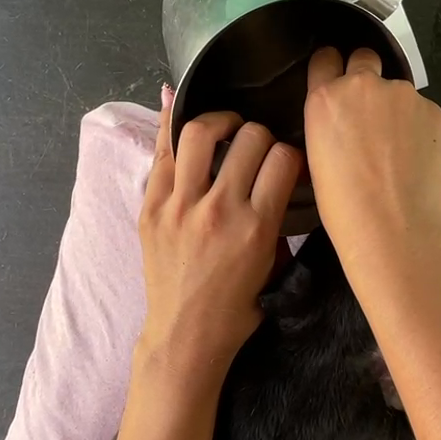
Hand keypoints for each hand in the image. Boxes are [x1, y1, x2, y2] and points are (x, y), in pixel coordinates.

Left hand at [138, 102, 300, 372]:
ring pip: (199, 132)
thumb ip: (276, 219)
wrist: (185, 335)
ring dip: (218, 121)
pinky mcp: (150, 207)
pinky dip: (171, 124)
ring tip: (224, 128)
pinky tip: (178, 104)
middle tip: (256, 146)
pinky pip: (161, 152)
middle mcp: (218, 210)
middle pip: (249, 137)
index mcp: (256, 227)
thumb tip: (276, 179)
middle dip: (260, 134)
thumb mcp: (272, 265)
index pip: (283, 159)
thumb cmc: (237, 309)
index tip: (286, 162)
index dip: (291, 153)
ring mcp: (179, 206)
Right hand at [303, 47, 440, 268]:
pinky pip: (422, 111)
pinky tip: (417, 158)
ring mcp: (402, 95)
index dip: (332, 67)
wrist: (392, 226)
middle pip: (364, 58)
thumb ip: (330, 123)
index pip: (325, 59)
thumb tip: (346, 121)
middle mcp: (363, 85)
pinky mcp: (433, 110)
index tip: (337, 79)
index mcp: (325, 99)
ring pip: (397, 90)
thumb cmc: (342, 205)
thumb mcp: (317, 156)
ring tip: (398, 149)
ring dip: (396, 108)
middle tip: (370, 111)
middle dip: (366, 75)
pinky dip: (420, 128)